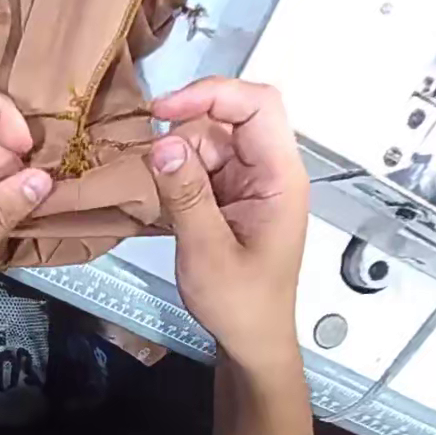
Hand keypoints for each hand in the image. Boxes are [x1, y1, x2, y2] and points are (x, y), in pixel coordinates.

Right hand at [147, 78, 309, 369]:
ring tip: (162, 198)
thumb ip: (186, 195)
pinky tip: (168, 203)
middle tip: (155, 171)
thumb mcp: (207, 252)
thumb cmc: (240, 304)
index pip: (258, 105)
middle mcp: (270, 172)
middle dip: (186, 136)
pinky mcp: (234, 198)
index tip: (163, 111)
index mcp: (280, 179)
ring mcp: (252, 184)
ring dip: (179, 161)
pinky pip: (205, 169)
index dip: (211, 94)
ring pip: (211, 143)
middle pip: (230, 120)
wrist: (251, 340)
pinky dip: (180, 178)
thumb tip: (161, 144)